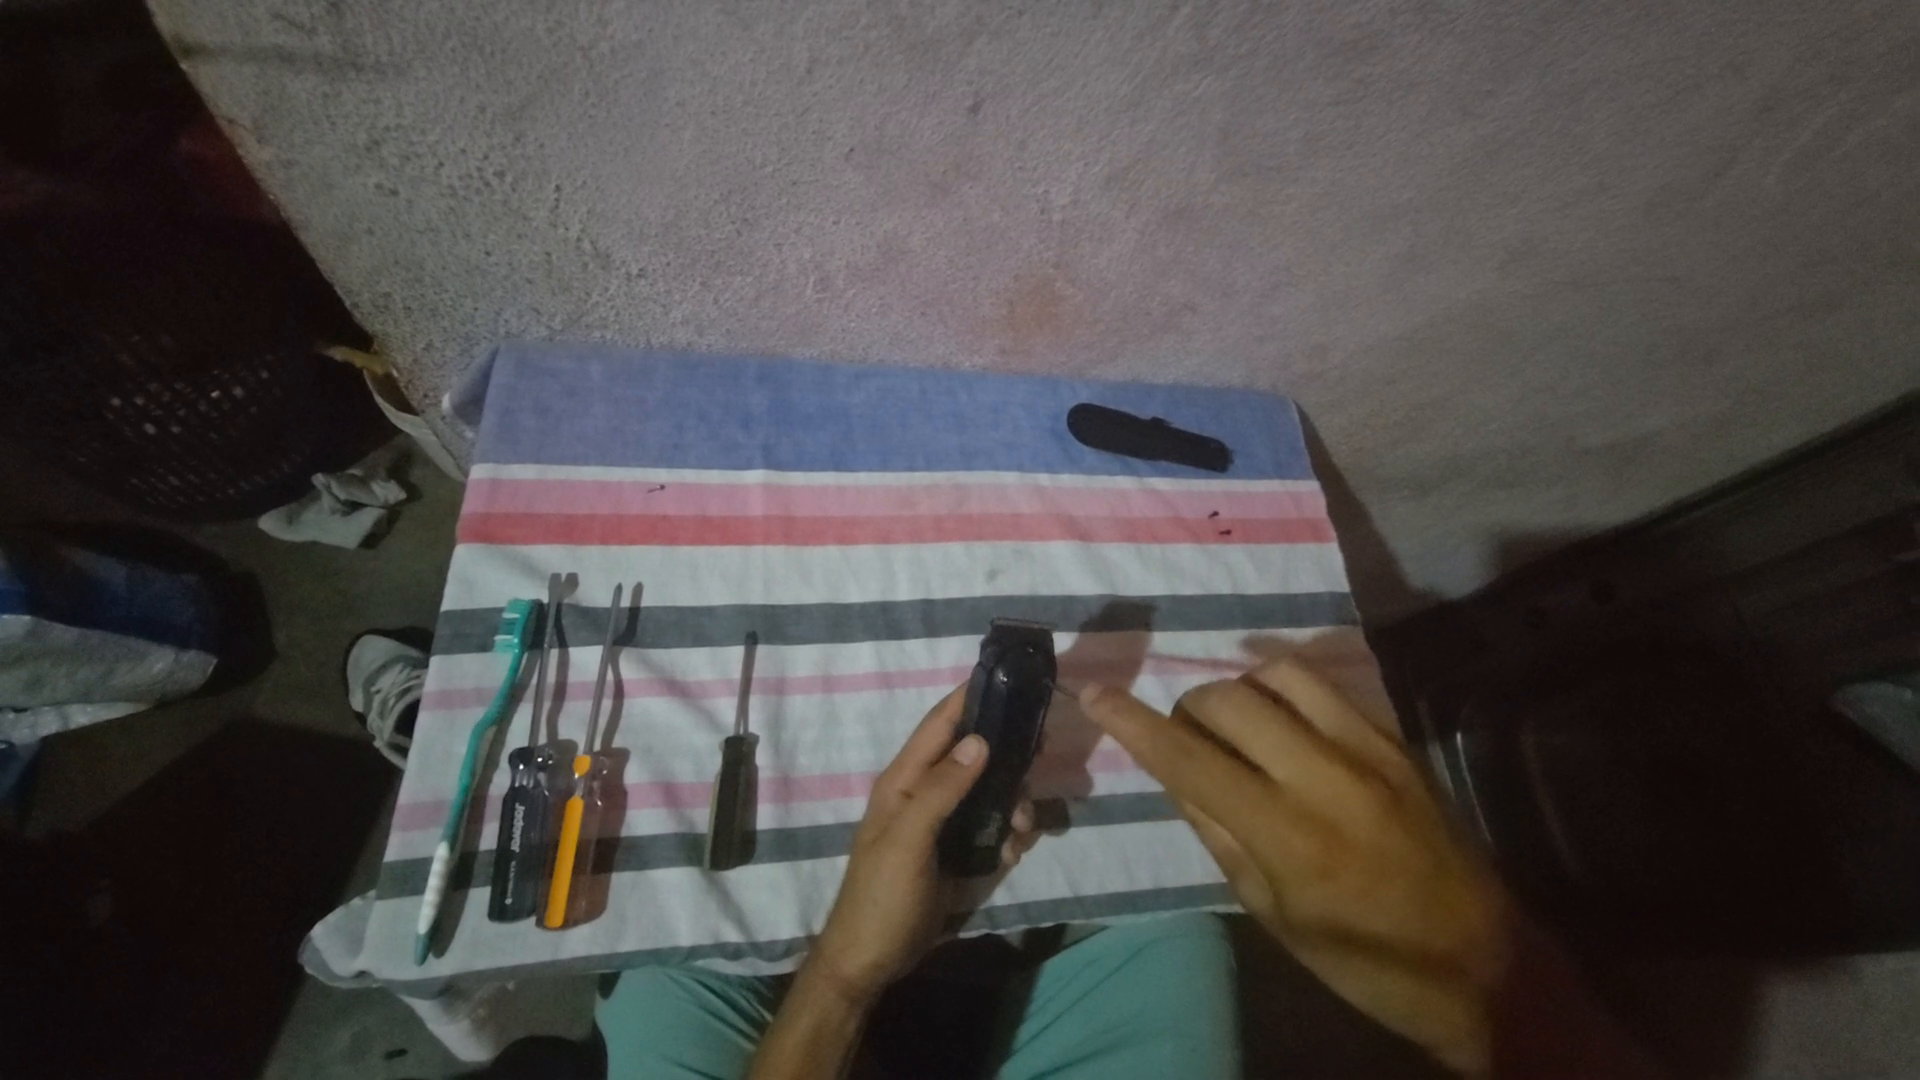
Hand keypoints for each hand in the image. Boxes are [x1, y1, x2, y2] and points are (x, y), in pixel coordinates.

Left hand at [807, 686, 1039, 1001]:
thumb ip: (940, 790)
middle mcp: (926, 793)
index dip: (967, 698)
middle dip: (1006, 753)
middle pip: (973, 755)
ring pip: (990, 792)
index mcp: (904, 781)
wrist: (872, 961)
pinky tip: (1014, 851)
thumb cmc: (881, 896)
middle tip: (1040, 751)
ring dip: (1014, 802)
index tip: (1004, 676)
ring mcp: (944, 823)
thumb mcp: (907, 841)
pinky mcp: (959, 852)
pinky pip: (993, 828)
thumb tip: (978, 740)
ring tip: (1025, 826)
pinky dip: (1009, 834)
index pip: (938, 725)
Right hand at [1079, 660, 1509, 1074]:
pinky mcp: (1395, 738)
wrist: (1486, 964)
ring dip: (1236, 690)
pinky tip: (1279, 717)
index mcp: (1288, 836)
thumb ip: (1216, 831)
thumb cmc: (1361, 958)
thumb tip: (1173, 771)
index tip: (1096, 694)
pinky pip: (1322, 684)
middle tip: (1188, 739)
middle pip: (1227, 701)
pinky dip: (1281, 689)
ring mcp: (1368, 749)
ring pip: (1275, 674)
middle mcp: (1325, 776)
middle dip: (1188, 708)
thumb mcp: (1270, 911)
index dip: (1134, 724)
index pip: (1189, 760)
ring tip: (1235, 723)